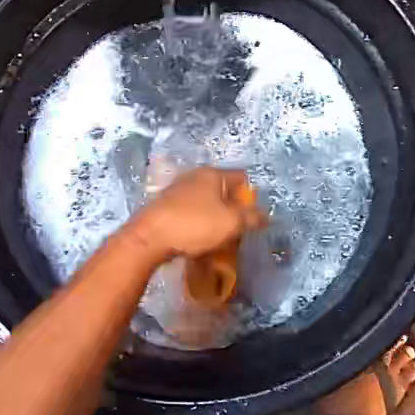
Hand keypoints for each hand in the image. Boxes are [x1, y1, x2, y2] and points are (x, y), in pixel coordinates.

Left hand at [122, 167, 266, 263]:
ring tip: (220, 239)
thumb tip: (266, 216)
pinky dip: (198, 224)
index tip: (253, 217)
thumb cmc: (194, 225)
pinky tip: (198, 239)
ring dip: (215, 219)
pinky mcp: (165, 207)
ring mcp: (177, 191)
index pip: (242, 178)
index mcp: (212, 174)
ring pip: (206, 203)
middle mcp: (194, 177)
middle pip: (223, 191)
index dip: (252, 196)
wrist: (149, 238)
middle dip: (233, 210)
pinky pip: (191, 213)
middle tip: (238, 230)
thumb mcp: (231, 223)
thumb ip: (252, 218)